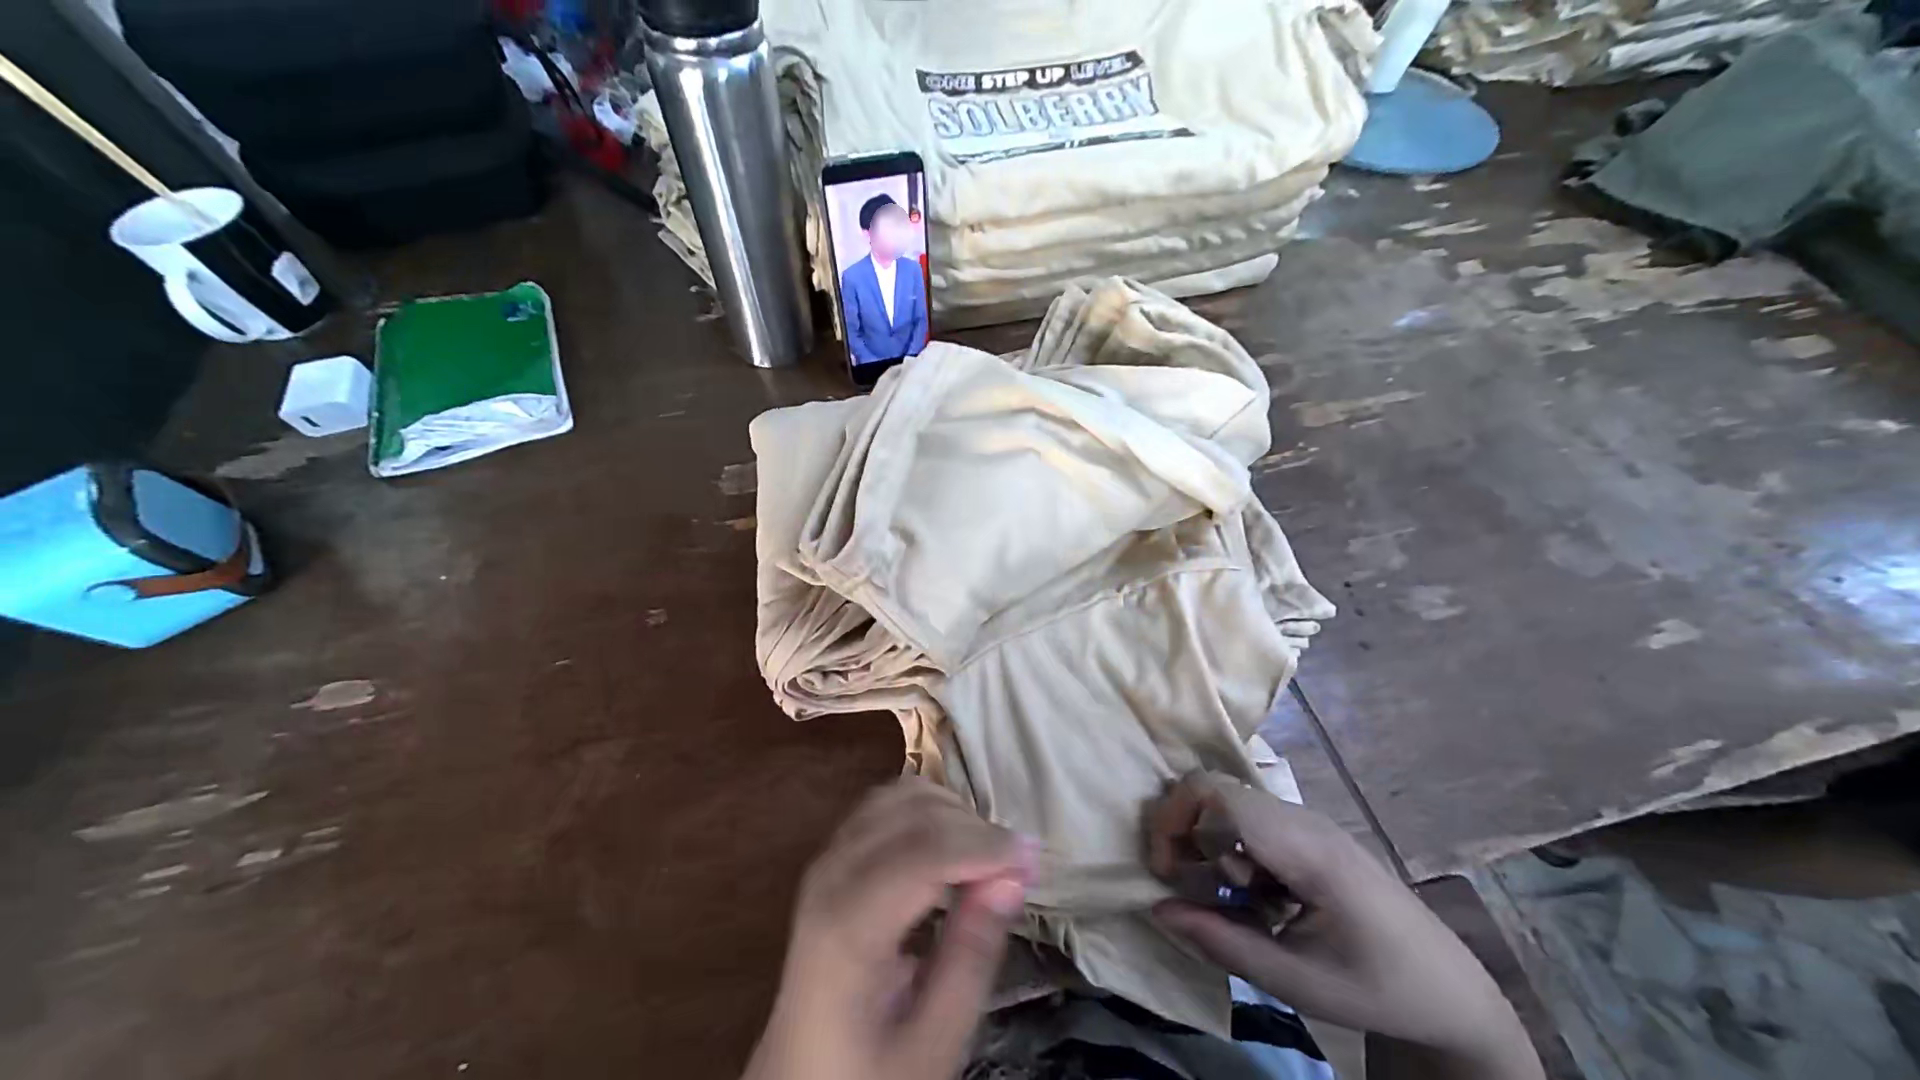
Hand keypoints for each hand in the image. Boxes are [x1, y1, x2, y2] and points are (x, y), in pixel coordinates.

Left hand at [743, 778, 1033, 1079]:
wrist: (800, 1076)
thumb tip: (1011, 877)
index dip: (984, 845)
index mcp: (847, 925)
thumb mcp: (932, 1042)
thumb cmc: (868, 1070)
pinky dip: (927, 810)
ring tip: (989, 856)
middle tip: (1020, 864)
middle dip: (974, 828)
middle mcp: (830, 875)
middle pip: (911, 813)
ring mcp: (826, 860)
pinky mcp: (832, 858)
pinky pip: (884, 807)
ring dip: (951, 813)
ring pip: (898, 797)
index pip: (922, 851)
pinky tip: (952, 844)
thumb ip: (971, 956)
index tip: (1033, 860)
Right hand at [1147, 772, 1542, 1079]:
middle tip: (1183, 882)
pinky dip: (1231, 846)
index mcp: (1306, 850)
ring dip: (1207, 840)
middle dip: (1182, 829)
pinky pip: (1251, 819)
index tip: (1166, 872)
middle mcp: (1305, 820)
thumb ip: (1222, 943)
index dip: (1173, 819)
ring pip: (1231, 802)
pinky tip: (1253, 893)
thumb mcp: (1296, 982)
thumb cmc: (1378, 989)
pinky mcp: (1311, 833)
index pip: (1217, 794)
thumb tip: (1158, 908)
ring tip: (1224, 895)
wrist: (1453, 990)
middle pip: (1216, 790)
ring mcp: (1310, 822)